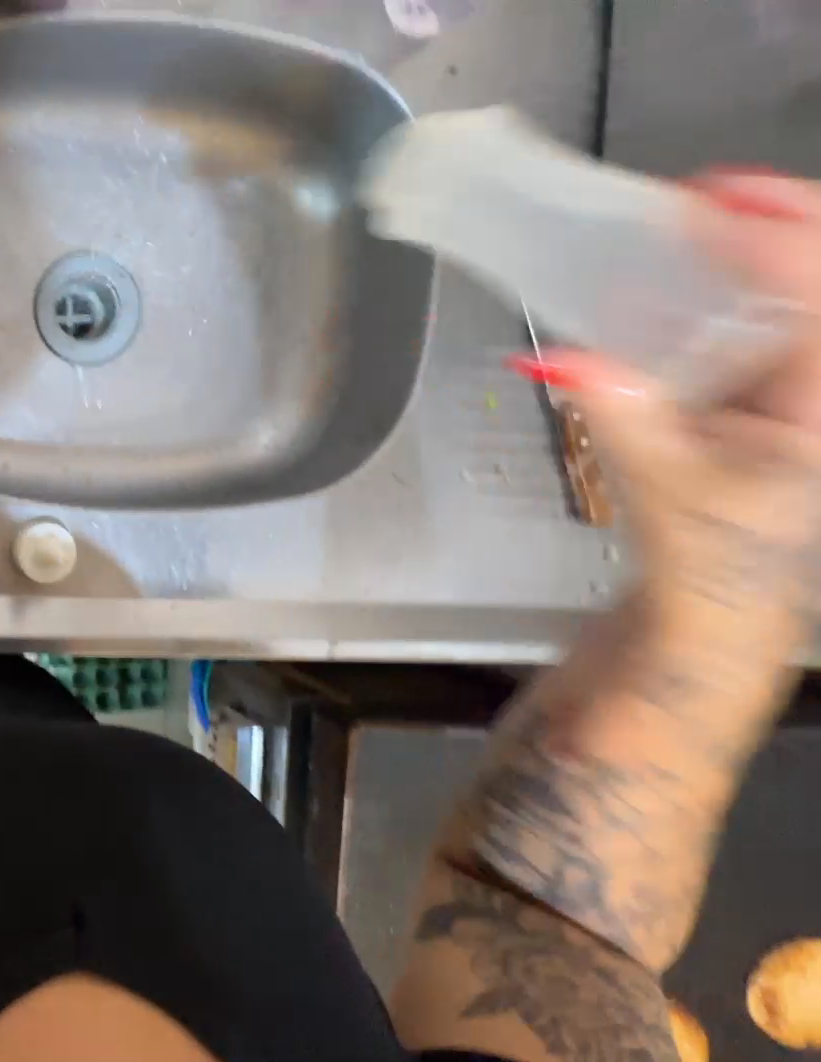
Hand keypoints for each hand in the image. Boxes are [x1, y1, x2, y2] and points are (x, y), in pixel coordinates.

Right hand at [511, 172, 820, 627]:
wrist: (721, 582)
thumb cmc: (705, 543)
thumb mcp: (657, 484)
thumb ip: (616, 417)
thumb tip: (557, 361)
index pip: (814, 301)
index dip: (770, 244)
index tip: (710, 206)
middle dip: (783, 223)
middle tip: (717, 189)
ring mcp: (803, 378)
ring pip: (799, 292)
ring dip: (760, 245)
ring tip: (709, 212)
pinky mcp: (776, 382)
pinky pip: (770, 313)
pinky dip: (735, 280)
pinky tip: (698, 265)